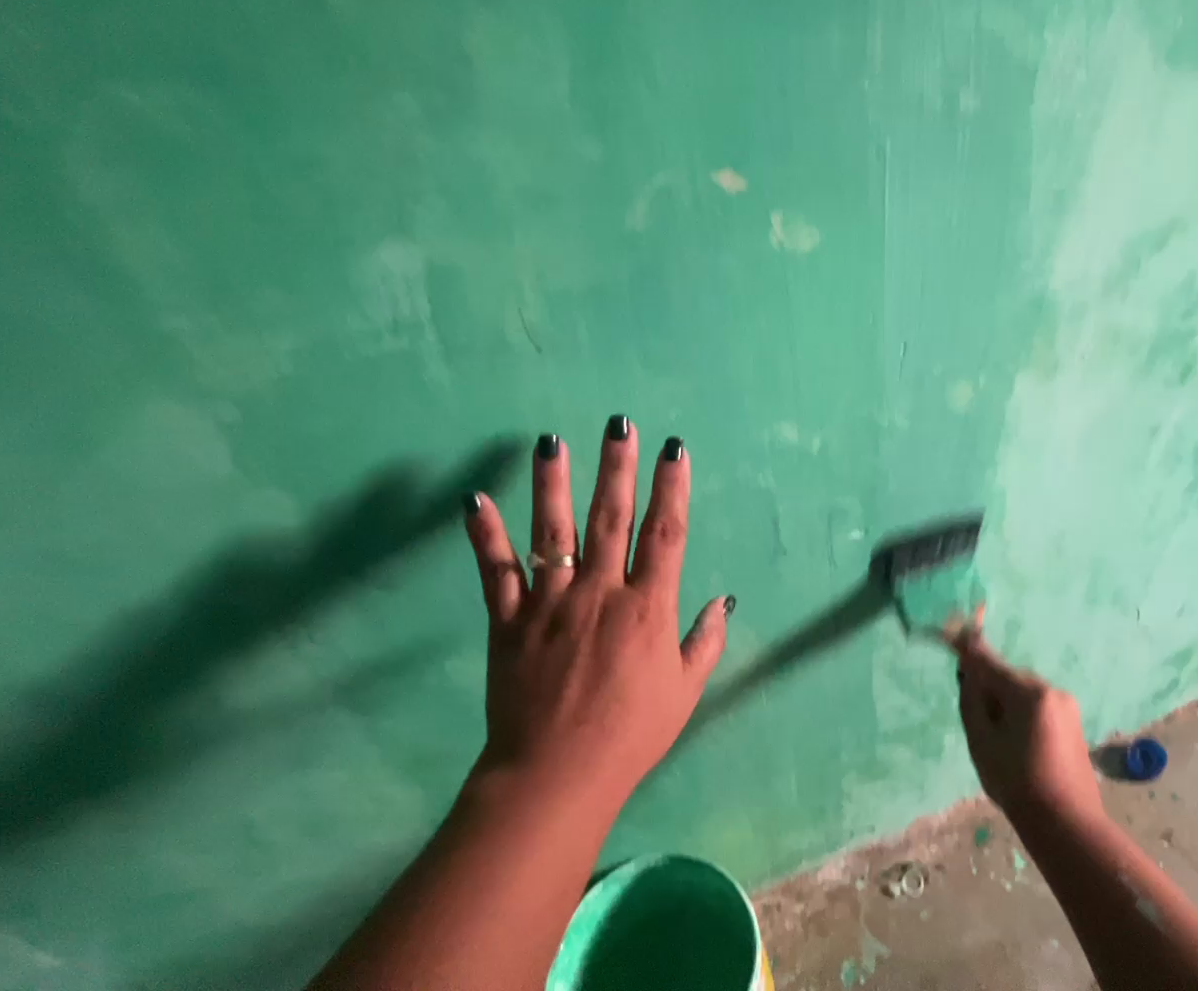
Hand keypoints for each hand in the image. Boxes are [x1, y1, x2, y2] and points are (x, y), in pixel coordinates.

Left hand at [460, 419, 728, 808]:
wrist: (556, 775)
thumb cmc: (632, 734)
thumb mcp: (684, 691)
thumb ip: (704, 641)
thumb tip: (723, 600)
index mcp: (647, 606)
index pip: (665, 533)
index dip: (672, 488)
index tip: (674, 450)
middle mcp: (600, 591)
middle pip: (610, 517)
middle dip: (617, 466)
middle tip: (618, 423)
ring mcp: (550, 603)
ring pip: (551, 531)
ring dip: (552, 483)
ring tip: (551, 442)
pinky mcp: (508, 622)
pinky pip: (496, 572)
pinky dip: (485, 536)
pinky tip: (475, 501)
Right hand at [952, 625, 1101, 827]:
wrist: (1066, 823)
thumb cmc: (1017, 783)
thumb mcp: (982, 742)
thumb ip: (972, 701)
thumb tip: (969, 673)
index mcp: (1028, 692)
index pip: (989, 661)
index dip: (967, 648)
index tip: (951, 632)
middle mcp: (1051, 689)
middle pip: (1007, 677)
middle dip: (989, 689)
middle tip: (978, 724)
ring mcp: (1066, 704)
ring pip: (1022, 692)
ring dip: (1006, 704)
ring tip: (1000, 743)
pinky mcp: (1073, 721)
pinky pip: (1038, 706)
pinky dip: (1022, 715)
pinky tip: (1019, 746)